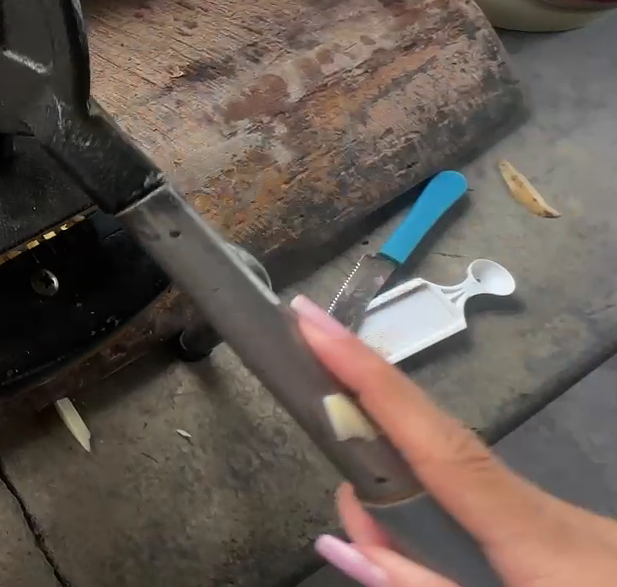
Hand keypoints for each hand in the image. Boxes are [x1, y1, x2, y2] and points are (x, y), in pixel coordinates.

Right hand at [292, 295, 616, 585]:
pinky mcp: (569, 533)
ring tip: (407, 568)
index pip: (434, 438)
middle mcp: (551, 513)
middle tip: (366, 545)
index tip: (309, 317)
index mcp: (540, 538)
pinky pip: (476, 507)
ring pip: (445, 486)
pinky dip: (445, 531)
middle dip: (374, 488)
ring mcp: (564, 520)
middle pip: (423, 458)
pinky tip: (449, 569)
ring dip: (408, 521)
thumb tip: (334, 544)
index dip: (366, 374)